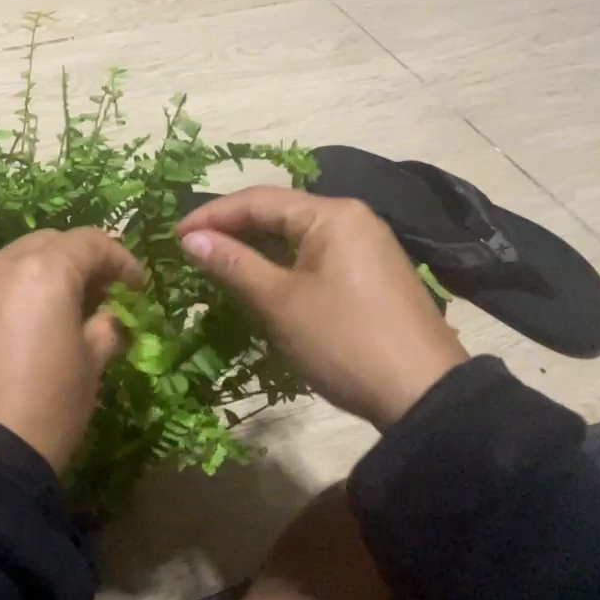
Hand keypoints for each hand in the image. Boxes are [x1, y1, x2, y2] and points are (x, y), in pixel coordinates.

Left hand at [0, 228, 142, 470]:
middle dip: (80, 260)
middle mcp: (3, 266)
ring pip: (17, 260)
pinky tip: (28, 325)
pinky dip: (16, 292)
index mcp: (44, 271)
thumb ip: (104, 329)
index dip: (120, 258)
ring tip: (65, 309)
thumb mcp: (90, 367)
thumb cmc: (46, 407)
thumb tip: (107, 319)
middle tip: (103, 292)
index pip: (90, 242)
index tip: (137, 285)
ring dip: (45, 273)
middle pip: (50, 243)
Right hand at [177, 188, 468, 428]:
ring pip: (296, 236)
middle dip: (232, 229)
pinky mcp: (372, 276)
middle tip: (190, 249)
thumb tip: (190, 238)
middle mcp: (352, 219)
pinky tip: (259, 282)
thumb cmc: (344, 341)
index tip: (173, 236)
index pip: (257, 200)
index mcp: (332, 214)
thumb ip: (233, 263)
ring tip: (216, 264)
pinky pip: (315, 256)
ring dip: (255, 248)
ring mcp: (366, 247)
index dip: (211, 215)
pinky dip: (282, 265)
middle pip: (278, 212)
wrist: (425, 399)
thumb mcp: (280, 302)